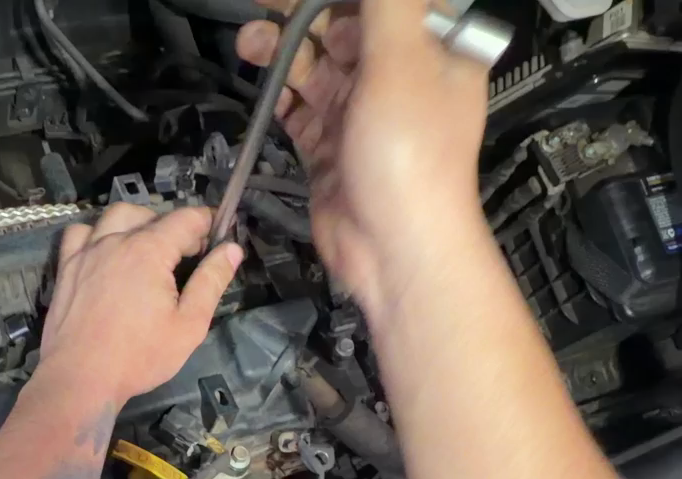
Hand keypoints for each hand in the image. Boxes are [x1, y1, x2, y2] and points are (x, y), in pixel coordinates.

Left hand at [37, 203, 243, 403]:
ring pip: (114, 216)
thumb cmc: (139, 357)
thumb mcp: (188, 325)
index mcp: (149, 251)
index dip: (206, 224)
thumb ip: (211, 283)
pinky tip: (105, 252)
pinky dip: (96, 233)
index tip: (216, 237)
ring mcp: (86, 252)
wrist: (80, 379)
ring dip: (136, 222)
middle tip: (185, 254)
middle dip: (173, 226)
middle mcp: (116, 241)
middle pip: (150, 215)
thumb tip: (232, 250)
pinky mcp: (66, 268)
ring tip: (147, 247)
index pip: (186, 220)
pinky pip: (80, 233)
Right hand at [237, 0, 492, 317]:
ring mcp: (360, 115)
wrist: (393, 250)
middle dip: (303, 17)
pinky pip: (301, 112)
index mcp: (431, 46)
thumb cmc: (409, 156)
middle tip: (263, 10)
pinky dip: (282, 97)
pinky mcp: (330, 149)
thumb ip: (384, 4)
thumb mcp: (402, 62)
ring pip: (316, 69)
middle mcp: (397, 76)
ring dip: (284, 54)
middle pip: (343, 29)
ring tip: (250, 42)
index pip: (383, 2)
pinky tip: (263, 86)